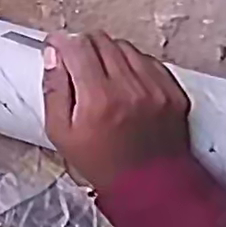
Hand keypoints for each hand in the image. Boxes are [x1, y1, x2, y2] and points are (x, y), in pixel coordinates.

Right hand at [42, 31, 192, 190]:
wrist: (151, 186)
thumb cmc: (100, 161)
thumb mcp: (60, 131)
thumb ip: (53, 89)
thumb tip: (52, 56)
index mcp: (98, 98)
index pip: (77, 47)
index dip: (60, 41)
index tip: (54, 44)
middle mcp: (130, 87)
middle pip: (101, 41)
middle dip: (82, 44)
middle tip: (73, 59)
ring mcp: (156, 88)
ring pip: (125, 47)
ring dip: (107, 53)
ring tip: (98, 73)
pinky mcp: (173, 91)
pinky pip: (148, 61)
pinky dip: (131, 64)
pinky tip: (122, 81)